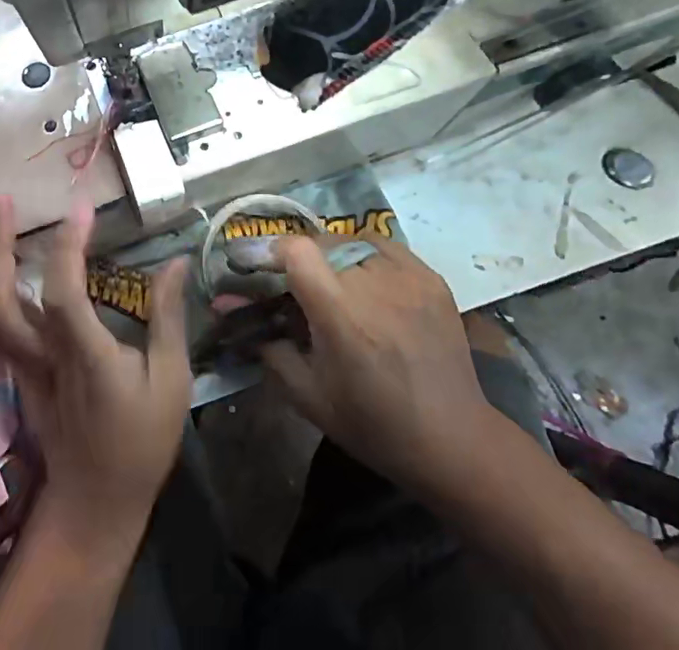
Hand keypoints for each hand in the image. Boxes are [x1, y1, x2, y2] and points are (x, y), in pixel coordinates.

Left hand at [0, 195, 190, 551]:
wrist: (94, 499)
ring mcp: (20, 366)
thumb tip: (176, 263)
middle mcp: (42, 359)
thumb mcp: (171, 382)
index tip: (81, 206)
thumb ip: (169, 319)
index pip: (63, 297)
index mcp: (86, 359)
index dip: (67, 248)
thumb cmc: (140, 441)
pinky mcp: (14, 371)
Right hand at [260, 235, 493, 491]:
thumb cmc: (371, 424)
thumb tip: (227, 305)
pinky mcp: (432, 279)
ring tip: (330, 281)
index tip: (256, 266)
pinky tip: (364, 278)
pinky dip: (365, 254)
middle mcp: (376, 286)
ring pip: (354, 240)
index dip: (270, 250)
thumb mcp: (307, 394)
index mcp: (342, 316)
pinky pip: (386, 247)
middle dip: (298, 257)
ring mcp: (409, 278)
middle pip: (322, 242)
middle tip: (292, 284)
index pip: (298, 251)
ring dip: (331, 254)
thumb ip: (266, 343)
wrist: (450, 437)